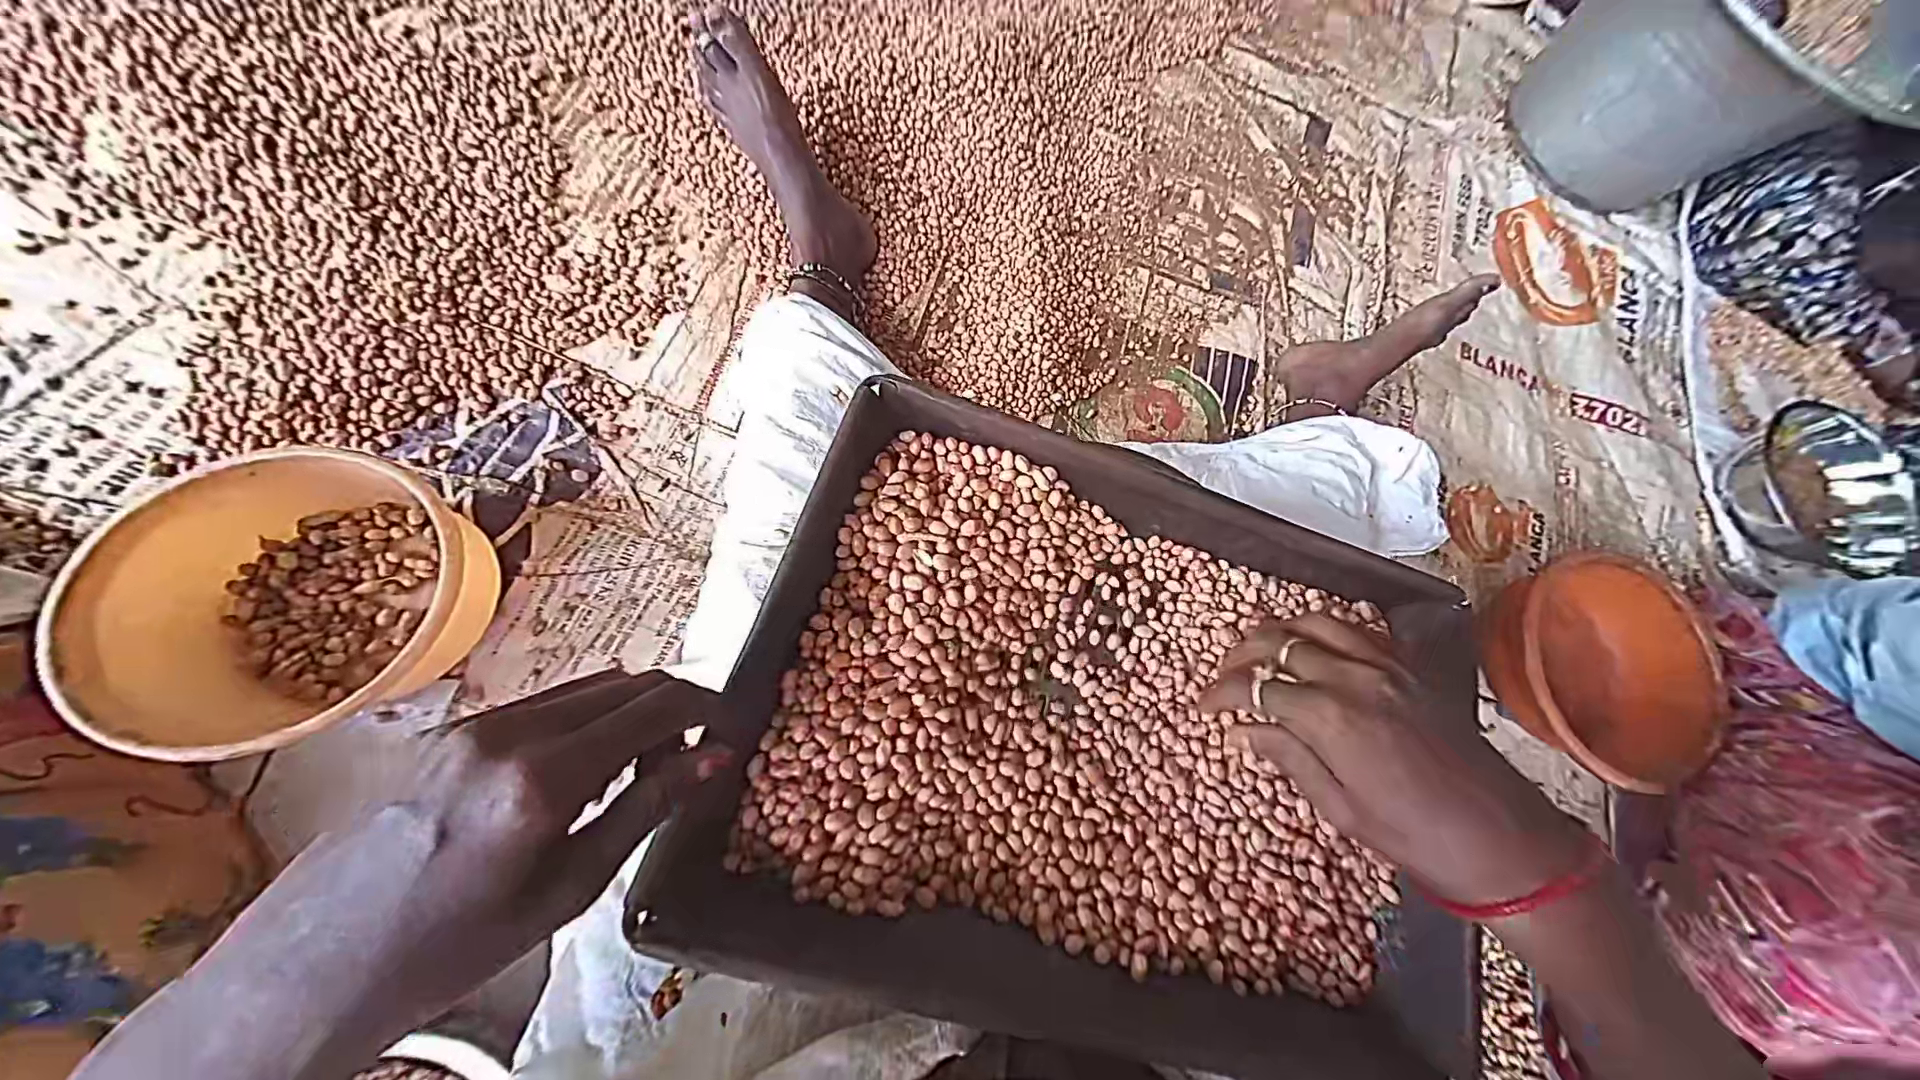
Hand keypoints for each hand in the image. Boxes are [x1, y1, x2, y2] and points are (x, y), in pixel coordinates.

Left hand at [76, 669, 730, 1079]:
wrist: (309, 970)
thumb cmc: (452, 948)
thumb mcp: (570, 888)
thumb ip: (648, 807)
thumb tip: (715, 755)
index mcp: (541, 778)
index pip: (656, 705)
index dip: (706, 705)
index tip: (729, 725)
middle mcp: (510, 730)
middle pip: (629, 682)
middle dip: (675, 704)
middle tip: (690, 753)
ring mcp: (477, 723)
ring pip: (592, 685)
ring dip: (634, 709)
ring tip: (638, 767)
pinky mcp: (456, 728)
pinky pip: (550, 701)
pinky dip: (590, 717)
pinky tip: (582, 769)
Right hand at [1198, 615, 1588, 909]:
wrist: (1505, 841)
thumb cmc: (1413, 837)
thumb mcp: (1338, 807)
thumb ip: (1287, 756)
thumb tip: (1242, 730)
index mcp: (1330, 718)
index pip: (1257, 685)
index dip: (1223, 692)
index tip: (1205, 706)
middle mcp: (1354, 678)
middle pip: (1278, 644)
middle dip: (1241, 656)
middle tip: (1224, 676)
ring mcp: (1386, 667)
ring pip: (1314, 624)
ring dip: (1277, 632)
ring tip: (1257, 650)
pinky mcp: (1410, 668)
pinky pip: (1355, 630)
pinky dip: (1321, 630)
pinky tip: (1308, 647)